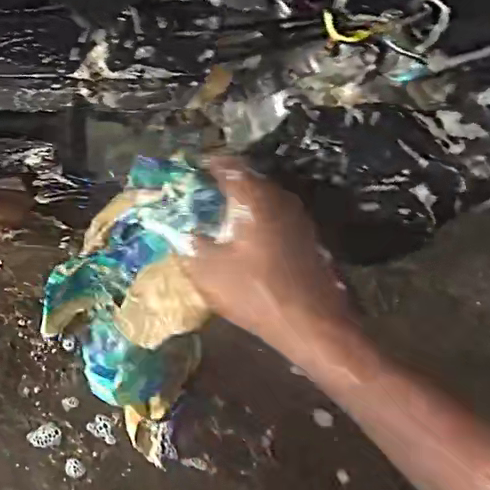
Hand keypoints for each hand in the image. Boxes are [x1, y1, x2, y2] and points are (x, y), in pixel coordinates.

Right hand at [184, 157, 358, 357]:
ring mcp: (299, 218)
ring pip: (262, 199)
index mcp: (253, 197)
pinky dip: (255, 221)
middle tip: (195, 197)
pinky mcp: (309, 239)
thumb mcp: (205, 269)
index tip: (186, 173)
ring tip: (215, 219)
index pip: (226, 164)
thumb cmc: (254, 292)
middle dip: (220, 185)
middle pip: (247, 179)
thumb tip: (176, 227)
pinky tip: (242, 241)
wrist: (314, 326)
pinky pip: (275, 217)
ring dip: (240, 204)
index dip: (203, 165)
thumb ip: (187, 241)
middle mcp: (279, 198)